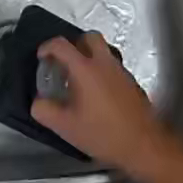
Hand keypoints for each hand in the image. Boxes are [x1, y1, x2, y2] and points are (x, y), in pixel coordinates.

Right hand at [30, 34, 180, 175]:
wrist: (144, 146)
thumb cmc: (103, 134)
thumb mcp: (65, 127)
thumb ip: (44, 110)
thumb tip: (38, 102)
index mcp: (85, 69)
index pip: (62, 45)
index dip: (47, 47)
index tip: (41, 57)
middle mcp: (105, 64)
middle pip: (89, 37)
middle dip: (74, 44)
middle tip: (64, 62)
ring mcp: (121, 72)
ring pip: (104, 51)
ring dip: (89, 58)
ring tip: (78, 80)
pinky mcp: (132, 83)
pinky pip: (113, 67)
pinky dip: (101, 71)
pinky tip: (96, 95)